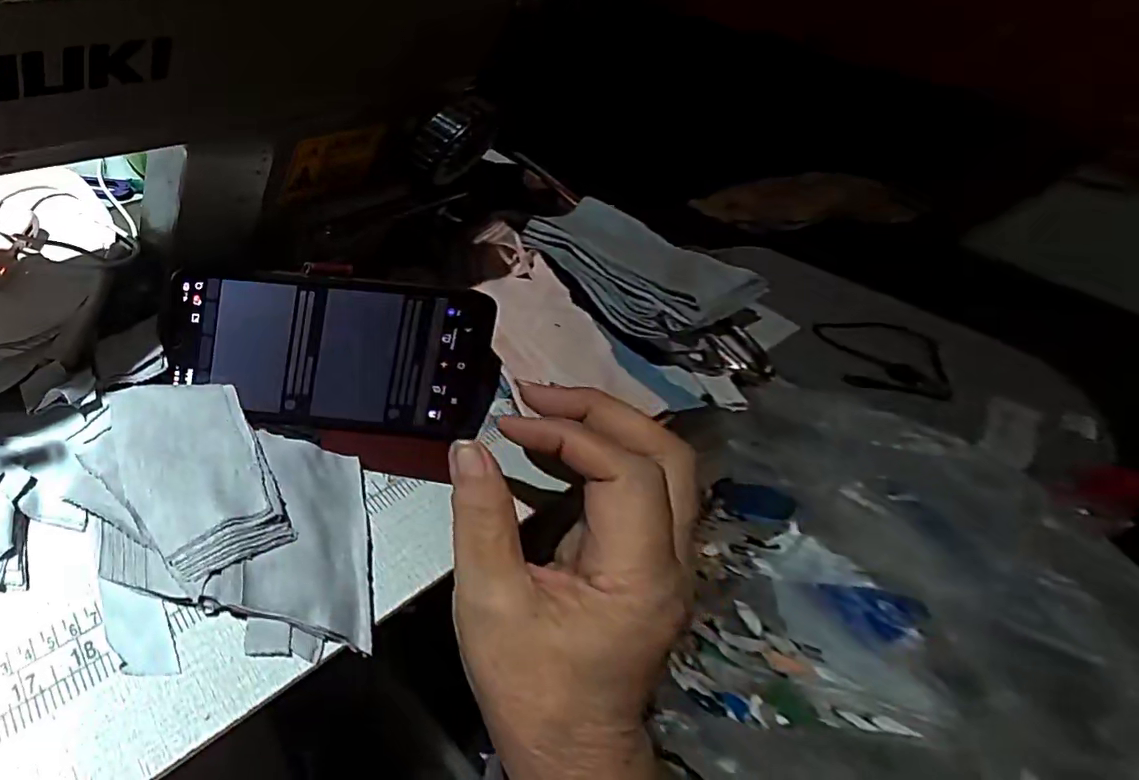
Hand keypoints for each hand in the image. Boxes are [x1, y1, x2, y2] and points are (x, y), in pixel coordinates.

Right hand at [449, 384, 696, 779]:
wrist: (569, 749)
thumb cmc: (531, 685)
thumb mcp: (489, 600)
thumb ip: (480, 516)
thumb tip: (468, 447)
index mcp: (639, 576)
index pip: (626, 472)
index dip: (567, 435)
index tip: (508, 425)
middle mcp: (670, 562)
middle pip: (666, 454)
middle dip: (599, 411)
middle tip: (536, 395)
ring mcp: (665, 561)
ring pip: (661, 465)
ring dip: (602, 426)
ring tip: (540, 410)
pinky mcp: (644, 560)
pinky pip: (637, 485)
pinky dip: (596, 452)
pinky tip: (550, 449)